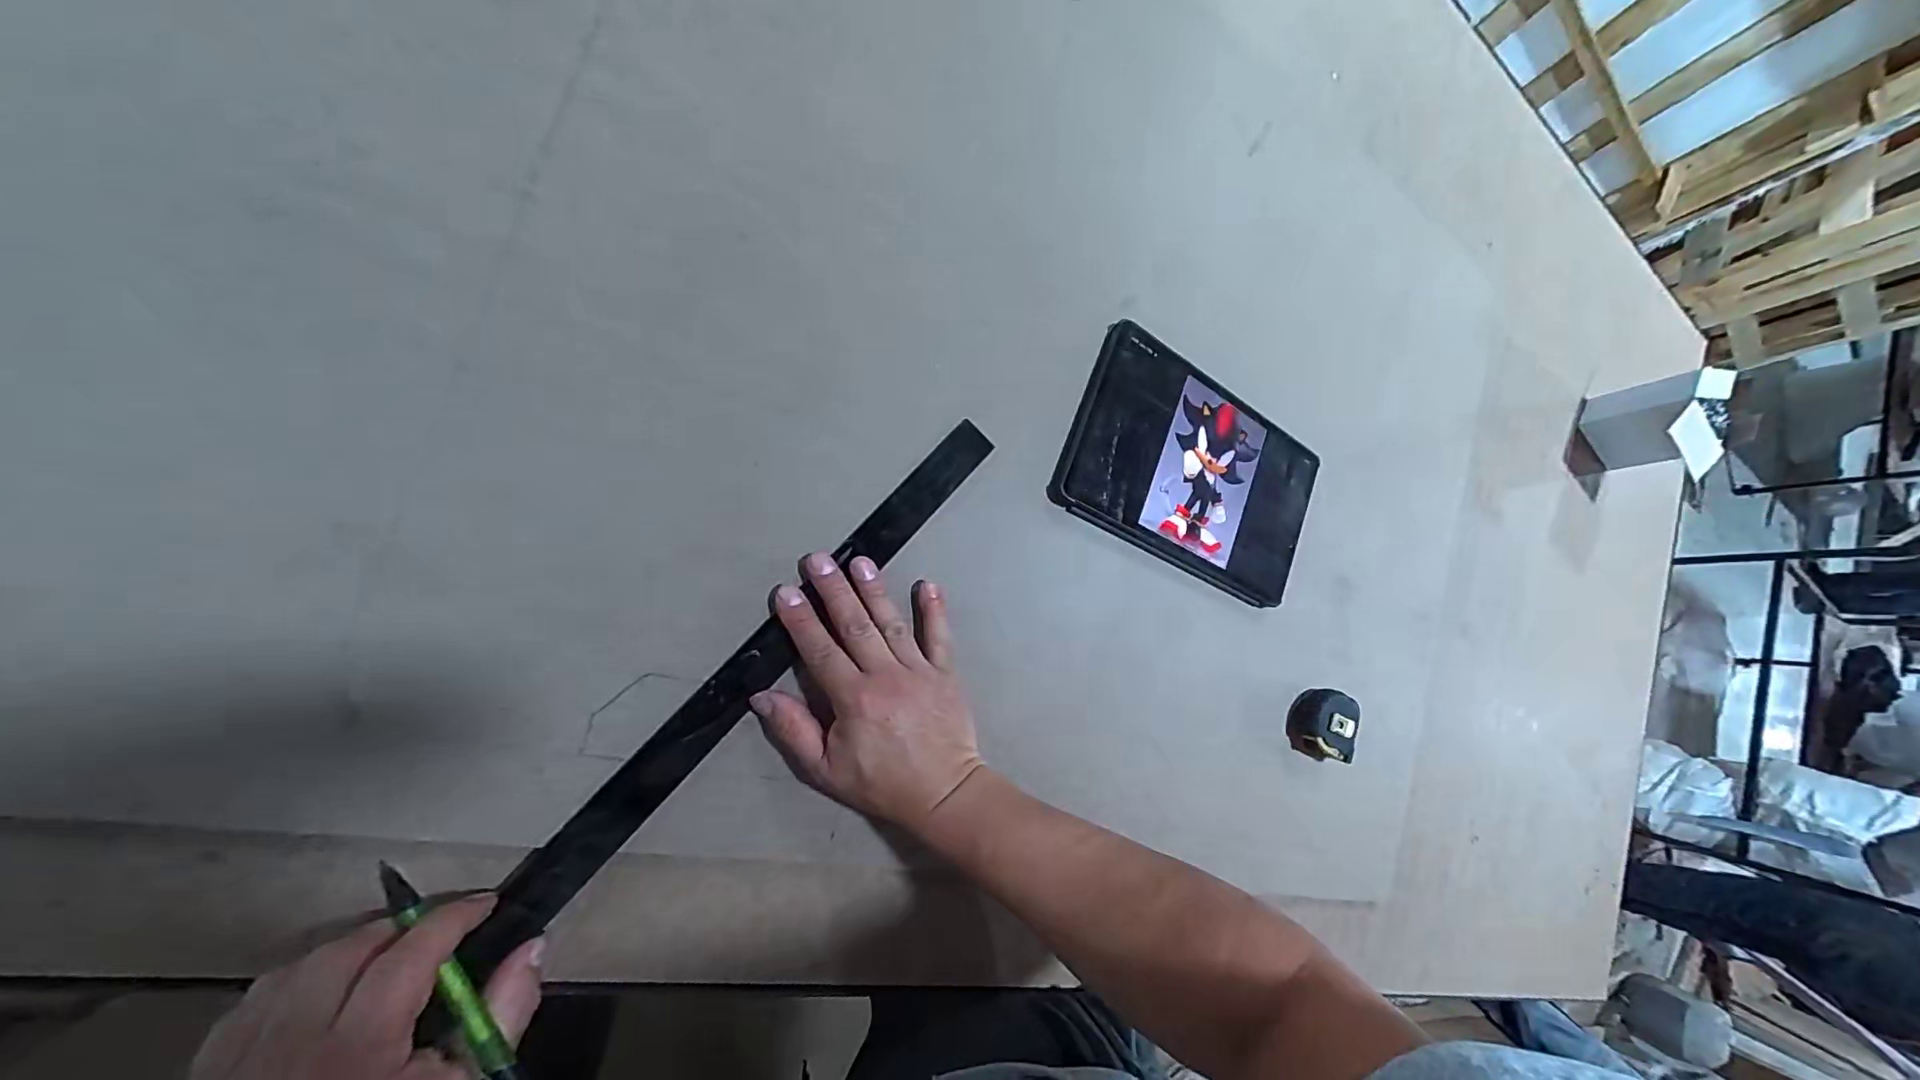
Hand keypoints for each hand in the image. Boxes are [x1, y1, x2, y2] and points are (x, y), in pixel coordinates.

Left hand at [191, 894, 542, 1079]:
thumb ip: (504, 1012)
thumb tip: (531, 947)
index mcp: (357, 1050)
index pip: (411, 950)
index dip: (455, 915)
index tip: (487, 904)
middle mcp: (290, 1048)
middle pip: (349, 949)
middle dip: (403, 927)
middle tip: (442, 931)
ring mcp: (239, 1064)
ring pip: (297, 968)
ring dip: (350, 950)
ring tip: (390, 956)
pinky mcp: (210, 1076)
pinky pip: (252, 1005)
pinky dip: (298, 983)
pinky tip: (327, 995)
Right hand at [752, 551, 983, 830]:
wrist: (945, 793)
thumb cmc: (883, 784)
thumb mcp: (827, 769)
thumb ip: (794, 731)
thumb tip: (762, 697)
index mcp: (854, 699)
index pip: (820, 650)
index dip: (800, 620)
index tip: (786, 592)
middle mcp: (885, 676)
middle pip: (854, 625)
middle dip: (833, 590)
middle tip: (819, 560)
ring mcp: (919, 671)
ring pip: (891, 623)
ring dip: (874, 590)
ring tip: (860, 561)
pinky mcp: (945, 673)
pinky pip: (939, 637)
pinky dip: (934, 610)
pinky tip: (927, 585)